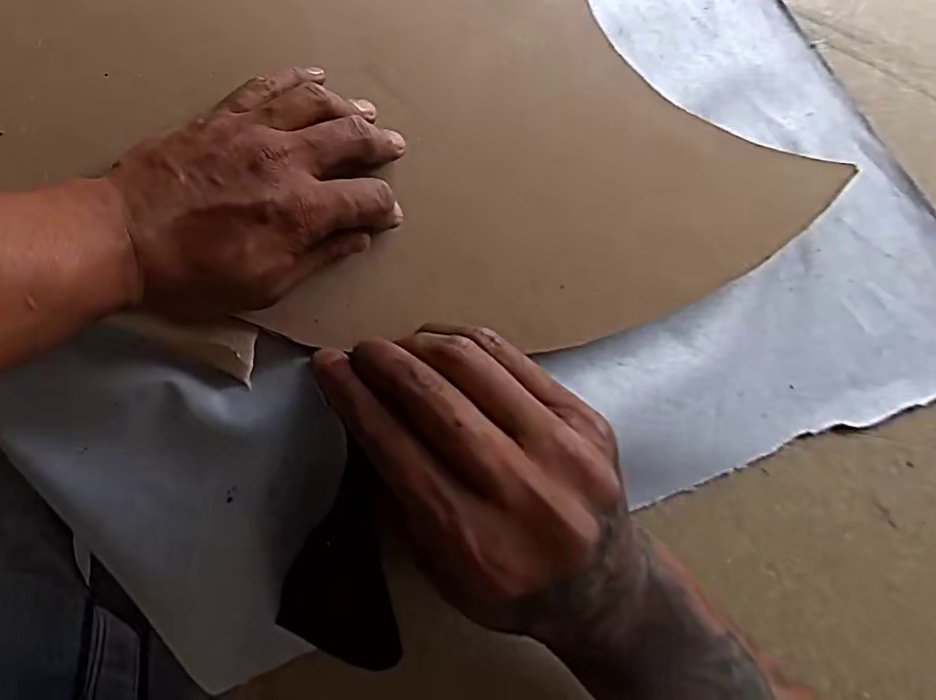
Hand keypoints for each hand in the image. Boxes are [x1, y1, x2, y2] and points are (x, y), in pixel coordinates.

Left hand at [101, 67, 404, 318]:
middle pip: (348, 138)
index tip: (386, 211)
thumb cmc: (188, 273)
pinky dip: (292, 79)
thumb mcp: (260, 286)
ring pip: (311, 103)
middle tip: (392, 145)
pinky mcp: (219, 118)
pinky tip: (311, 76)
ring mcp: (249, 132)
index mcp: (300, 209)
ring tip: (362, 110)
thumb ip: (315, 257)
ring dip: (343, 106)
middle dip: (378, 143)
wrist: (123, 234)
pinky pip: (263, 87)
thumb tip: (358, 236)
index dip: (382, 206)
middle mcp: (283, 160)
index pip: (365, 198)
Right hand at [313, 326, 812, 699]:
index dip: (349, 393)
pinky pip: (506, 353)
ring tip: (397, 348)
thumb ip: (386, 483)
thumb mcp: (428, 558)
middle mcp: (523, 495)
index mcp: (471, 540)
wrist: (610, 596)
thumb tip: (349, 401)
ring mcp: (565, 453)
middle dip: (378, 359)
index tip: (325, 363)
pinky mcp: (588, 421)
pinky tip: (436, 345)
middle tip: (358, 351)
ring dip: (415, 342)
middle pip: (429, 395)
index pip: (392, 443)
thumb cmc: (501, 582)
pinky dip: (457, 338)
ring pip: (466, 360)